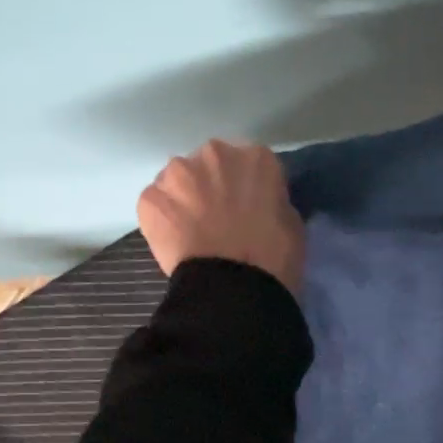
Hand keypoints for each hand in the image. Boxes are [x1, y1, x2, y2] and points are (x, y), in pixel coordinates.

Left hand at [136, 140, 305, 293]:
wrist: (232, 289)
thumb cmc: (273, 259)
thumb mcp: (293, 224)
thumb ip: (274, 201)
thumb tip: (261, 204)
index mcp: (256, 158)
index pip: (254, 165)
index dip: (252, 188)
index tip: (253, 209)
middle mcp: (214, 154)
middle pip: (212, 165)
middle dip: (215, 185)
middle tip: (221, 219)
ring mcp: (177, 173)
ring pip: (180, 180)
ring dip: (186, 198)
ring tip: (195, 231)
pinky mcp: (149, 198)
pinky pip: (158, 203)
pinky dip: (165, 218)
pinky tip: (177, 241)